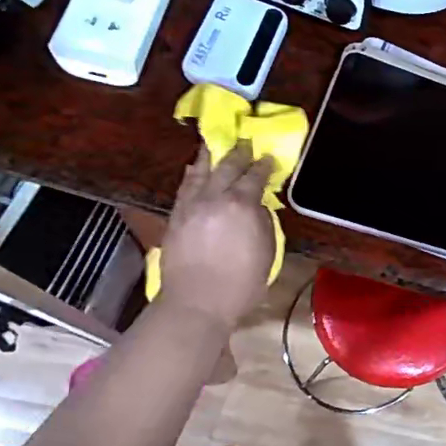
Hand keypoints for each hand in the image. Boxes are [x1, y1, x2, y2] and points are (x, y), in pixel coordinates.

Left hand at [155, 140, 276, 326]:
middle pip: (227, 168)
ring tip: (213, 146)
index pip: (255, 177)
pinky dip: (191, 175)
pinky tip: (193, 169)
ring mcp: (191, 206)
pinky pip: (184, 188)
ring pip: (200, 173)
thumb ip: (263, 223)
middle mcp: (215, 198)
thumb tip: (257, 207)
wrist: (196, 303)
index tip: (269, 158)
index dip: (264, 166)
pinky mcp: (175, 217)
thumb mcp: (267, 251)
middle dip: (238, 154)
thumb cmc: (241, 283)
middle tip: (245, 142)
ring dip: (209, 157)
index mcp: (243, 205)